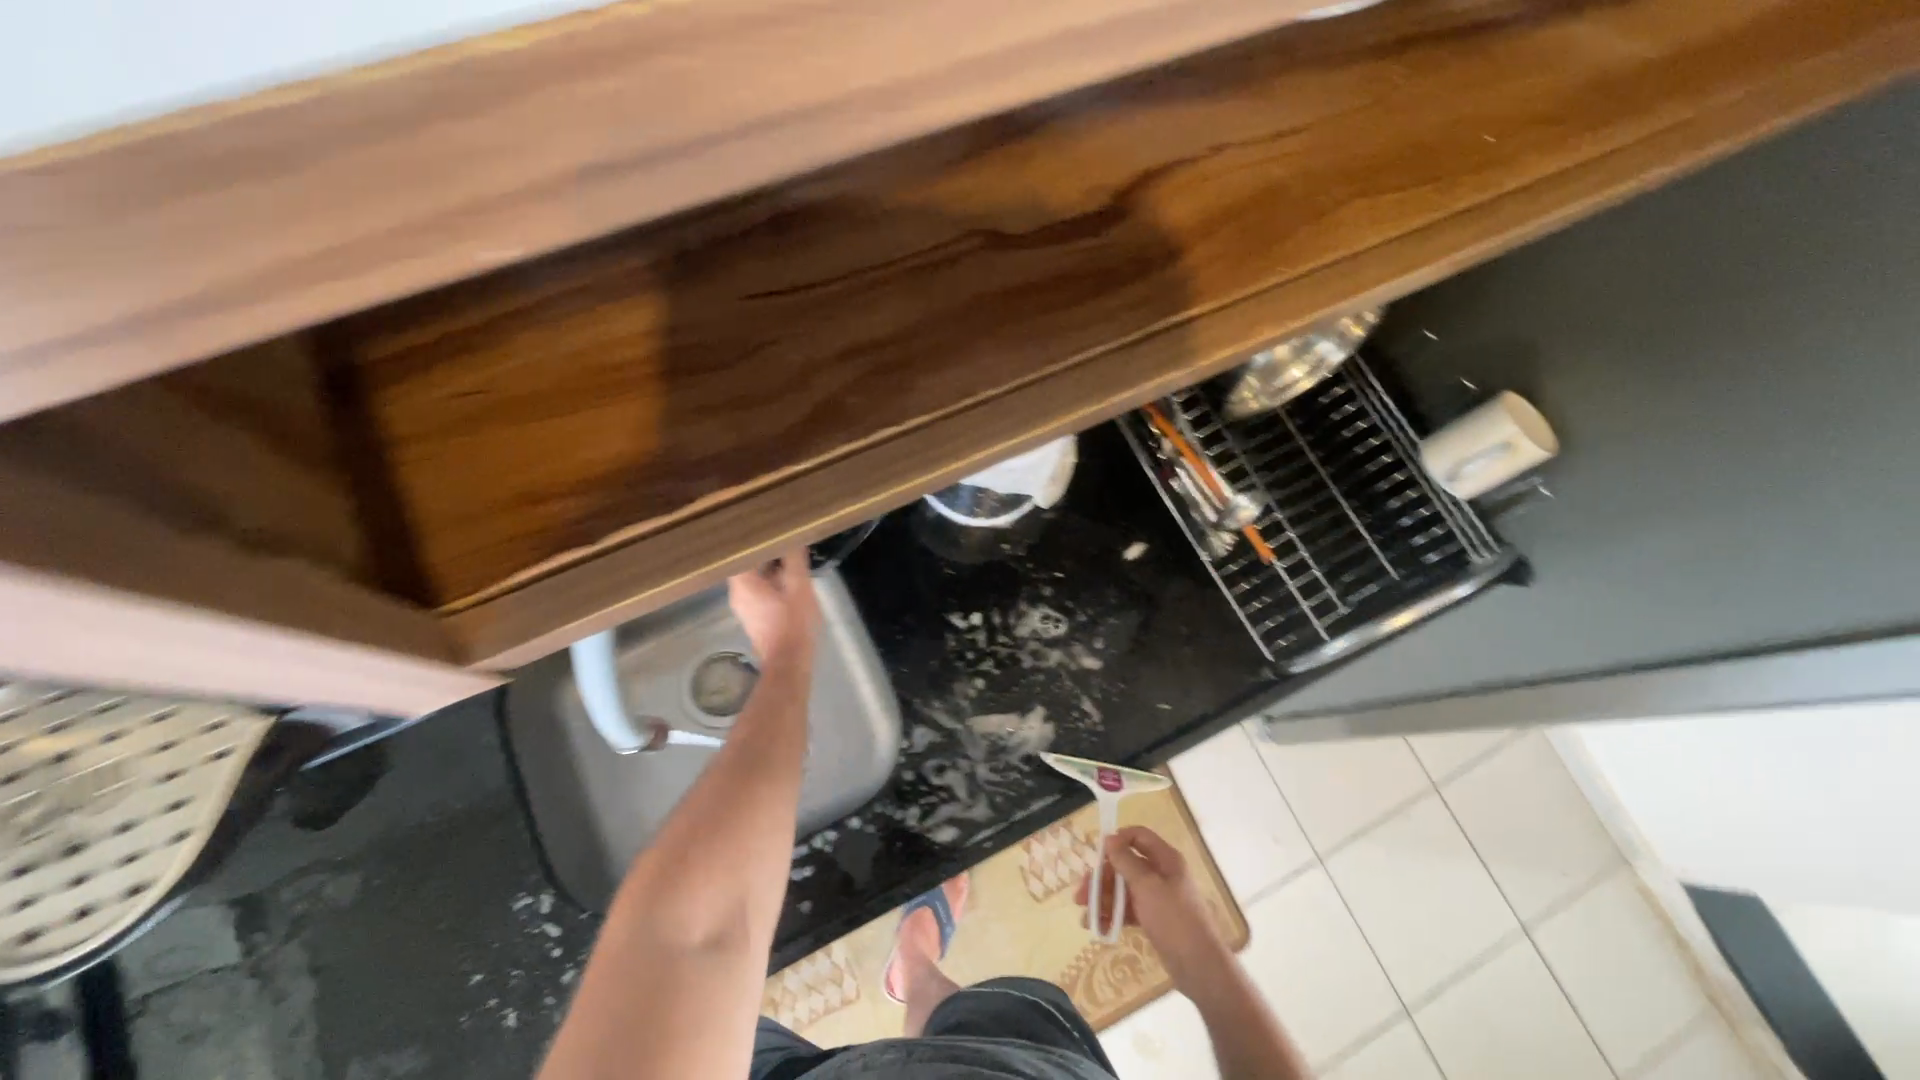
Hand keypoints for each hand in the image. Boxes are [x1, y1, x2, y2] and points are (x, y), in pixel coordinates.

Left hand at [727, 547, 818, 664]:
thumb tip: (792, 537)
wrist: (789, 663)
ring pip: (753, 579)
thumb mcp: (799, 587)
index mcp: (743, 583)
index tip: (765, 527)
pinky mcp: (754, 617)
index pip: (737, 551)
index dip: (750, 538)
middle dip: (762, 551)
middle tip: (780, 536)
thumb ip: (794, 560)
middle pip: (745, 564)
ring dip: (768, 567)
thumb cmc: (793, 624)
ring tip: (787, 553)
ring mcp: (744, 607)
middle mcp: (737, 594)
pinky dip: (769, 582)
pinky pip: (758, 591)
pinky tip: (787, 579)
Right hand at [1076, 826, 1230, 985]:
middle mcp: (1161, 874)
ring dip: (1102, 900)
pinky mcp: (1152, 918)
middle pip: (1125, 865)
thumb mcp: (1148, 886)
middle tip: (1081, 894)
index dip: (1117, 841)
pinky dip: (1112, 915)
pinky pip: (1127, 910)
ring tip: (1086, 917)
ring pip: (1123, 889)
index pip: (1138, 837)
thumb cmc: (1174, 919)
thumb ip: (1126, 862)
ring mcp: (1156, 898)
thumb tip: (1110, 838)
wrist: (1199, 965)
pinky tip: (1097, 926)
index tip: (1097, 855)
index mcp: (1166, 860)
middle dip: (1102, 878)